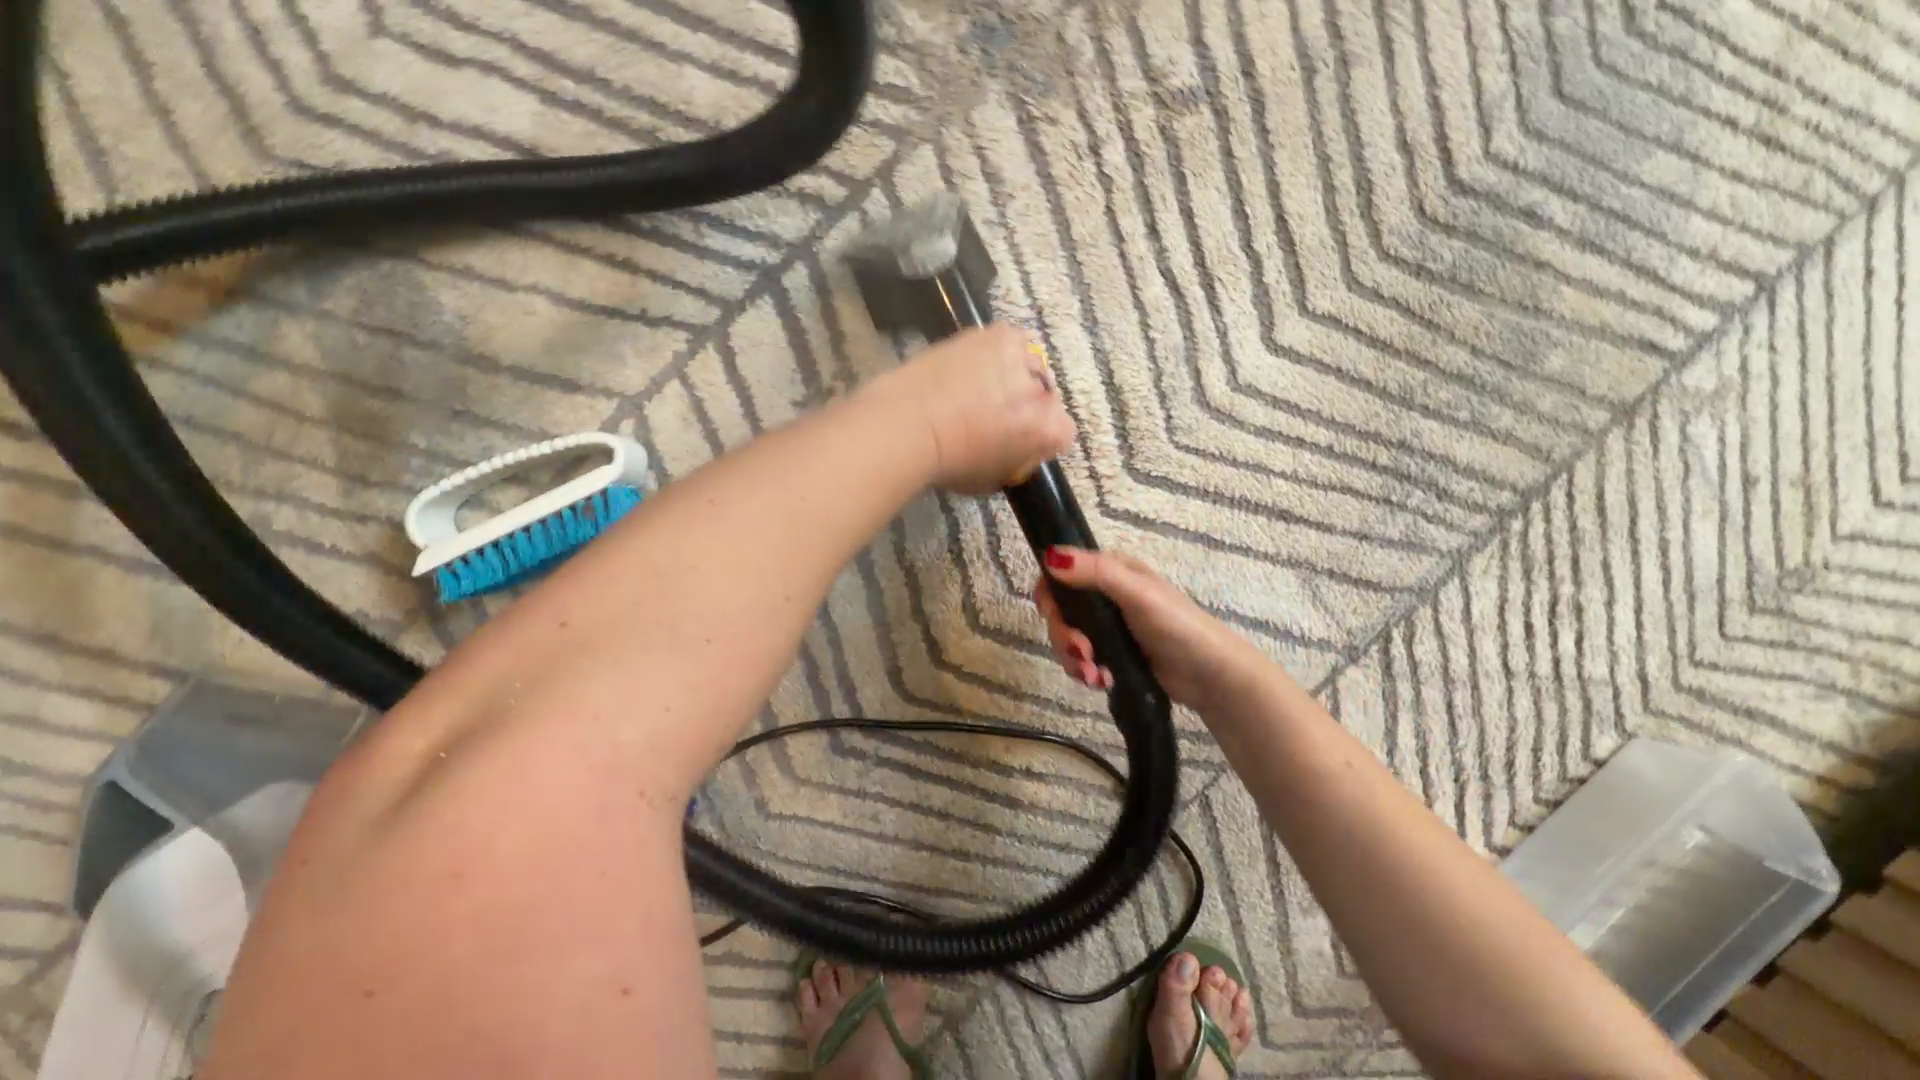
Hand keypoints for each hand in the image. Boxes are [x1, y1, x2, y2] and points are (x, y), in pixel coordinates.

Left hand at [864, 325, 1075, 494]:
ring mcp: (1022, 357)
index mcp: (1050, 430)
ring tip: (981, 387)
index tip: (1016, 442)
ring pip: (1029, 365)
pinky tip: (971, 368)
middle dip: (1028, 404)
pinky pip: (1007, 343)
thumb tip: (1010, 454)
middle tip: (996, 415)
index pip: (1063, 432)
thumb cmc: (948, 463)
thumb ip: (1012, 464)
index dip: (1039, 439)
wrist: (910, 424)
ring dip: (1013, 374)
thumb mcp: (989, 480)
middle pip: (1046, 395)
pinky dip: (994, 353)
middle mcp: (1044, 390)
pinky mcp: (996, 333)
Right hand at [1033, 547, 1264, 713]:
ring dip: (1075, 660)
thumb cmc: (1177, 625)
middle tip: (1083, 654)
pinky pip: (1083, 662)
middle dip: (1065, 636)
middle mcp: (1106, 596)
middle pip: (1062, 612)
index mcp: (1112, 572)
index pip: (1063, 573)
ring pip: (1069, 640)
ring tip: (1095, 676)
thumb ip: (1096, 573)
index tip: (1050, 614)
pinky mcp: (1113, 656)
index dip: (1050, 593)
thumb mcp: (1138, 593)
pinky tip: (1102, 682)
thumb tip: (1050, 557)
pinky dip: (1086, 673)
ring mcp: (1109, 629)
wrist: (1208, 674)